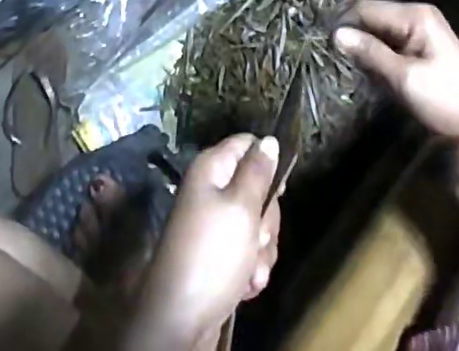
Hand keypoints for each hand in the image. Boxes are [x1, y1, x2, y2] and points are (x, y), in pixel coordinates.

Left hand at [123, 133, 283, 350]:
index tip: (279, 188)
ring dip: (261, 248)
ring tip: (250, 269)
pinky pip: (247, 249)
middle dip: (266, 217)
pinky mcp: (217, 254)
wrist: (180, 320)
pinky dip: (252, 267)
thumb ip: (258, 171)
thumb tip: (269, 139)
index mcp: (211, 168)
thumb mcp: (242, 207)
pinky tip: (246, 284)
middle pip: (257, 186)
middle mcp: (211, 190)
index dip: (267, 161)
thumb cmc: (212, 254)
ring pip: (256, 222)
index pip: (247, 144)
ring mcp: (213, 223)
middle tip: (256, 236)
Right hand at [334, 1, 458, 144]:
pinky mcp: (421, 45)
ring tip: (352, 68)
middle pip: (372, 16)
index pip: (367, 8)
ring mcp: (420, 29)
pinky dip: (378, 56)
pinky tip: (373, 73)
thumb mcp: (404, 78)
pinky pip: (390, 42)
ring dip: (365, 48)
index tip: (324, 44)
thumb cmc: (446, 99)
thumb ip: (370, 53)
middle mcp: (416, 15)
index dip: (344, 23)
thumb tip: (336, 34)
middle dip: (354, 36)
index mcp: (415, 16)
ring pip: (379, 31)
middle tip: (335, 59)